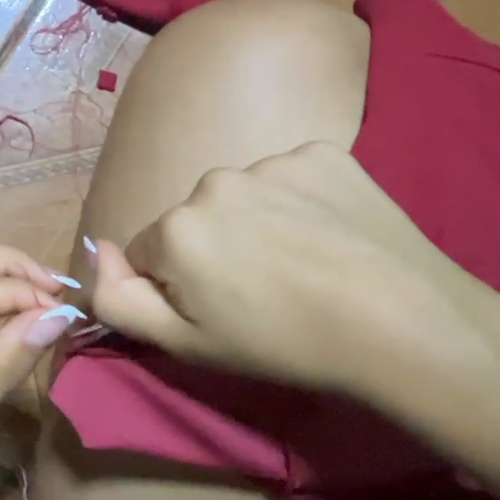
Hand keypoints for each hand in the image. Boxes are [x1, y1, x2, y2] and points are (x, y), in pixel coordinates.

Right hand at [87, 141, 499, 401]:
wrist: (400, 320)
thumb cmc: (285, 344)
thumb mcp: (188, 345)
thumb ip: (119, 301)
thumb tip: (99, 252)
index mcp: (176, 228)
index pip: (153, 253)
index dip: (181, 287)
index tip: (222, 311)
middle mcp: (213, 181)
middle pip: (197, 220)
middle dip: (216, 250)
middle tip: (265, 293)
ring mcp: (271, 161)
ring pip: (245, 197)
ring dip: (259, 224)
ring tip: (305, 266)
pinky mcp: (321, 153)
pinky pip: (291, 178)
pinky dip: (302, 202)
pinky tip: (331, 236)